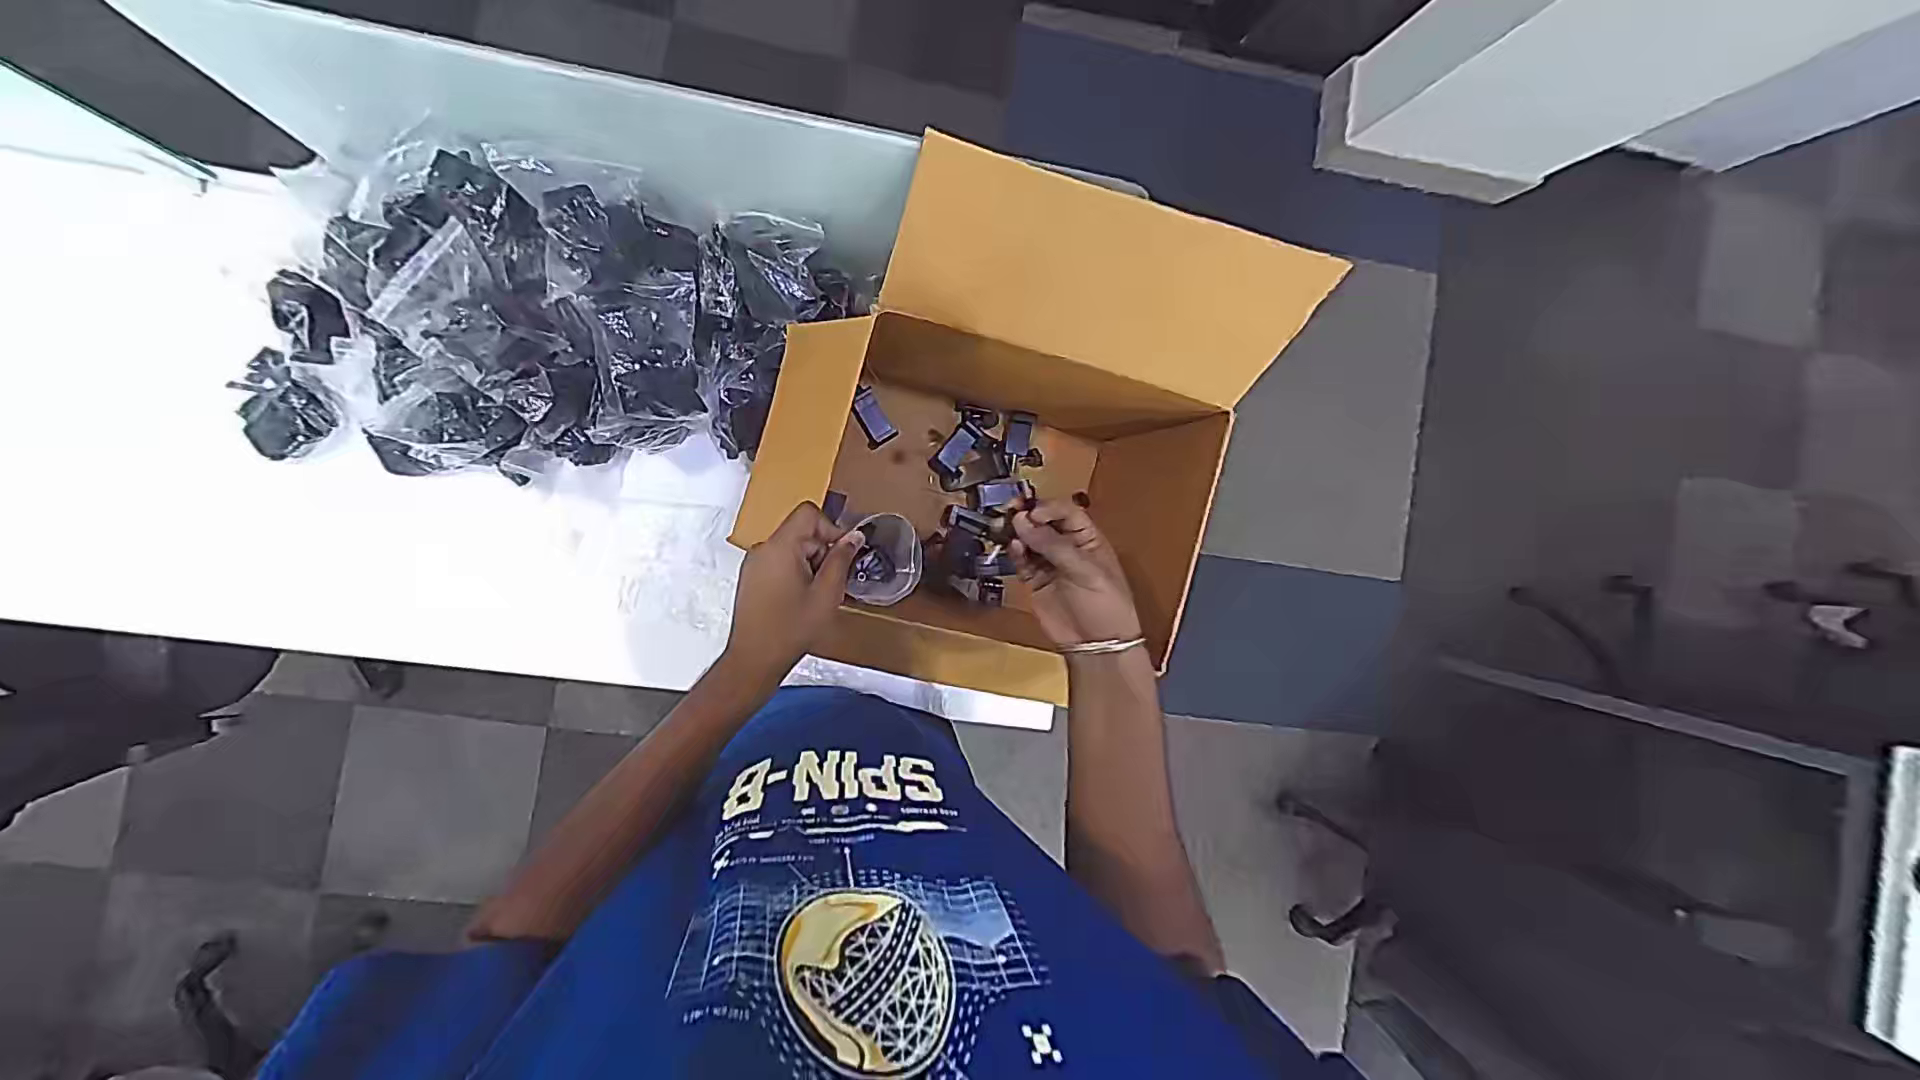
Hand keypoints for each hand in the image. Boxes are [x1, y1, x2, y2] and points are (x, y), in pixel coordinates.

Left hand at [723, 502, 862, 680]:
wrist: (755, 658)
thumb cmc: (790, 629)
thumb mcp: (827, 593)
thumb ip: (842, 559)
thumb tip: (854, 537)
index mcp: (780, 547)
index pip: (809, 514)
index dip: (831, 529)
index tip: (842, 553)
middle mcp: (763, 549)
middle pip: (802, 532)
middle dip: (822, 552)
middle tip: (831, 582)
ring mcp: (755, 564)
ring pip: (793, 548)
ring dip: (811, 565)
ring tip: (816, 595)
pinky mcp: (752, 578)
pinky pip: (781, 562)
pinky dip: (797, 573)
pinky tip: (802, 600)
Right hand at [1010, 499, 1142, 646]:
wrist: (1096, 644)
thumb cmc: (1104, 604)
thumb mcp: (1086, 571)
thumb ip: (1053, 545)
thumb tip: (1022, 521)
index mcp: (1087, 538)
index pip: (1066, 512)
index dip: (1048, 508)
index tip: (1031, 511)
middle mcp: (1067, 546)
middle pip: (1043, 522)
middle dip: (1028, 516)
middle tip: (1011, 511)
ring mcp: (1049, 563)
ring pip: (1029, 540)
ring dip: (1017, 533)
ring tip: (1008, 530)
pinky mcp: (1035, 580)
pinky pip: (1021, 560)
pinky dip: (1015, 553)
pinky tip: (1014, 550)